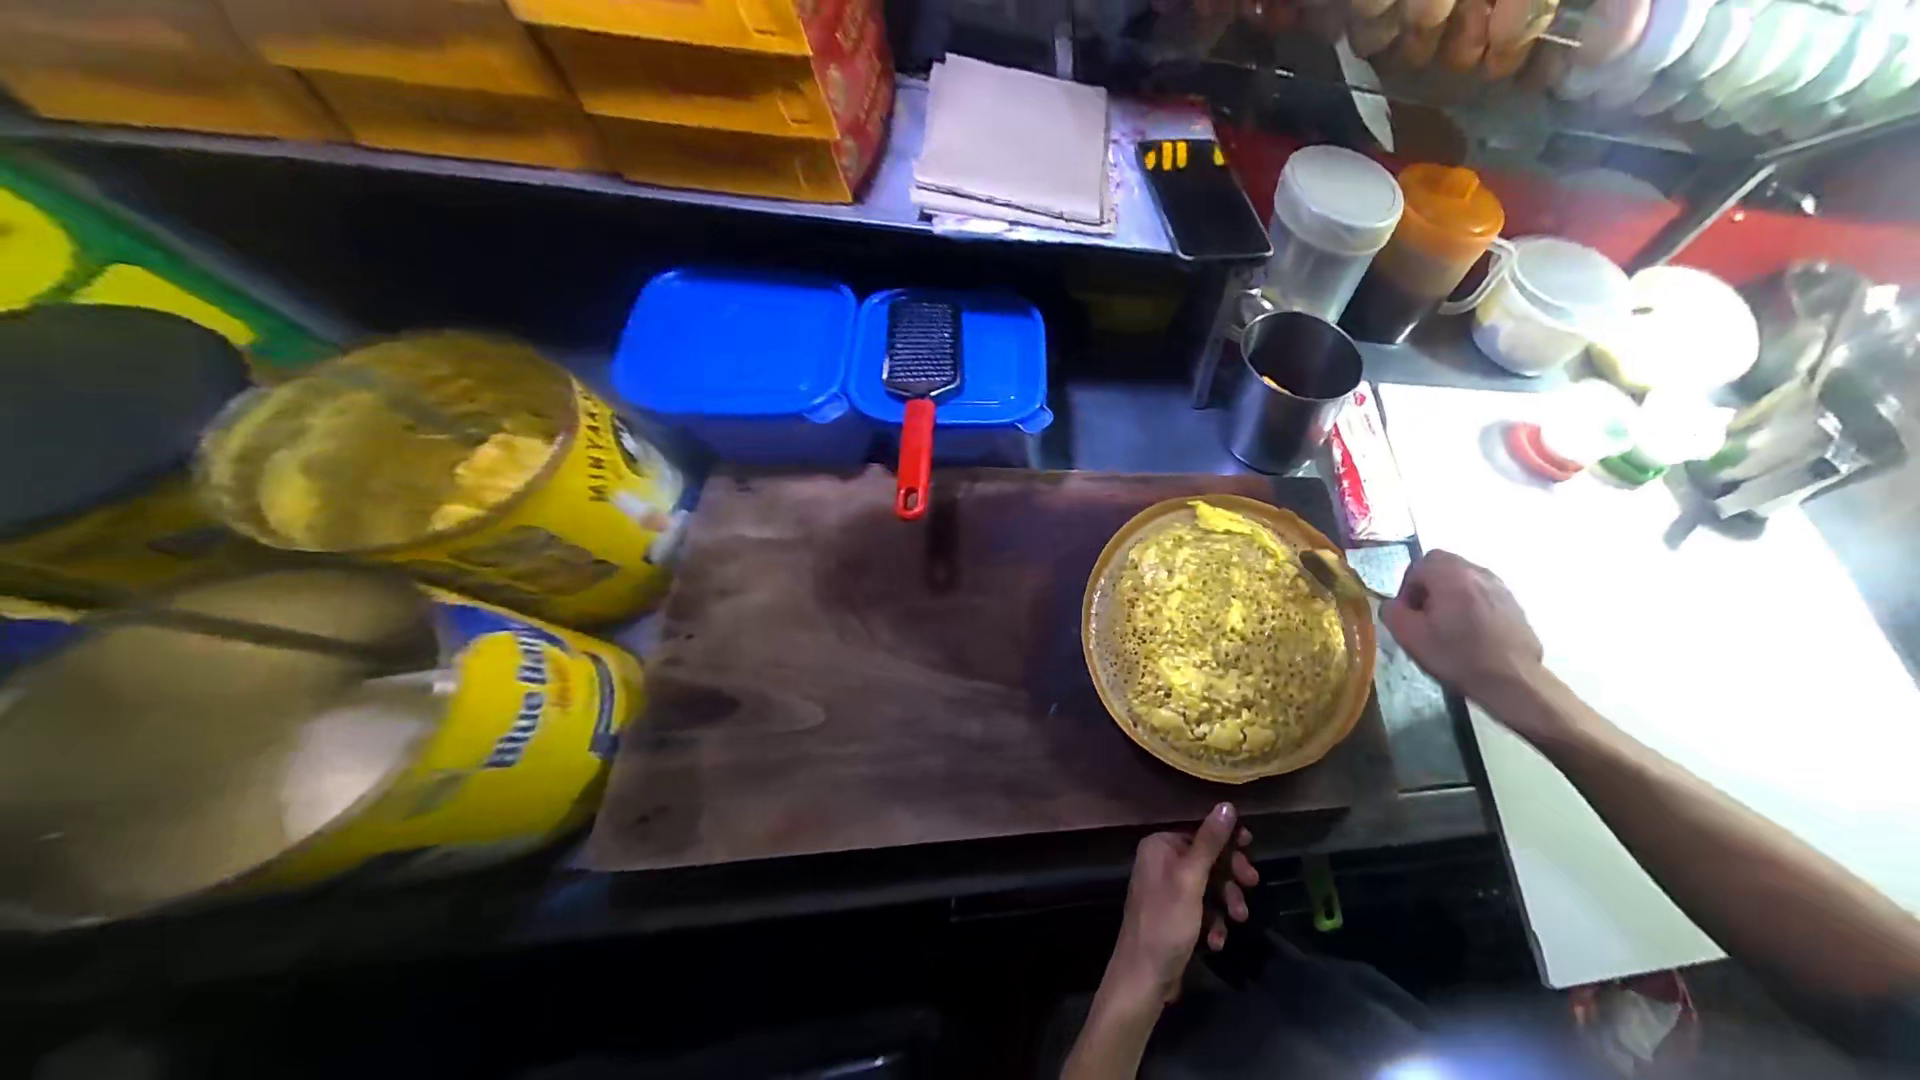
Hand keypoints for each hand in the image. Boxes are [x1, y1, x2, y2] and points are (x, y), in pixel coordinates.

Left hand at [1109, 803, 1258, 1002]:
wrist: (1144, 975)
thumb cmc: (1166, 920)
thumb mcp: (1191, 879)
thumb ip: (1209, 842)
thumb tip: (1227, 805)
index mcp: (1160, 845)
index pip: (1199, 830)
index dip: (1226, 838)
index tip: (1251, 846)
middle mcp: (1161, 861)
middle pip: (1207, 858)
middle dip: (1230, 875)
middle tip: (1251, 885)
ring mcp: (1168, 889)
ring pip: (1209, 886)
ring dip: (1225, 902)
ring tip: (1238, 919)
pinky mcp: (1175, 914)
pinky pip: (1202, 909)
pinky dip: (1213, 922)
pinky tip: (1216, 941)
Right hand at [1383, 549, 1544, 703]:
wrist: (1513, 681)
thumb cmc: (1457, 656)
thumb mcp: (1409, 636)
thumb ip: (1392, 611)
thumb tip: (1395, 604)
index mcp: (1451, 577)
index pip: (1418, 566)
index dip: (1407, 587)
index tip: (1410, 612)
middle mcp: (1478, 573)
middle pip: (1443, 562)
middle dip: (1428, 582)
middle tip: (1425, 611)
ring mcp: (1500, 587)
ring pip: (1464, 575)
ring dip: (1449, 590)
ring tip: (1448, 621)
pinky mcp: (1514, 603)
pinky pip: (1482, 590)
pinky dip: (1470, 600)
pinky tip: (1470, 628)